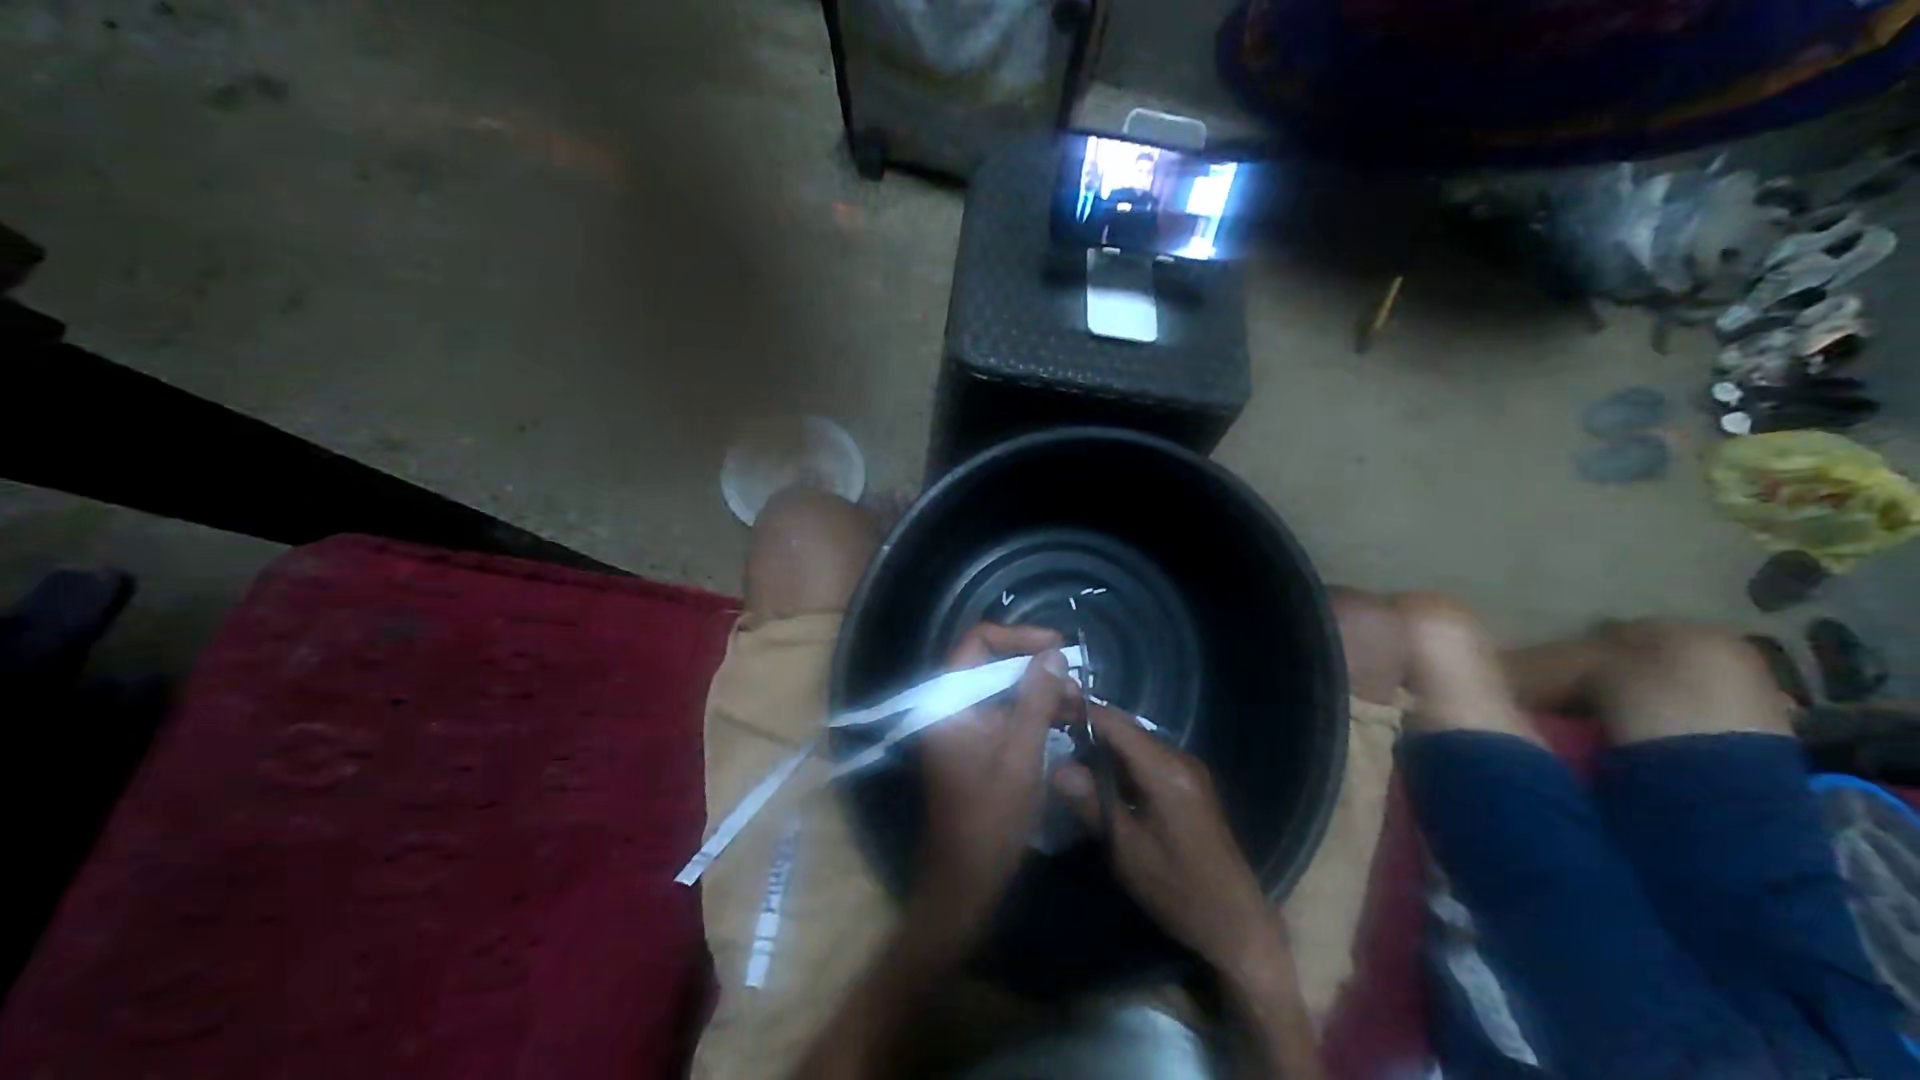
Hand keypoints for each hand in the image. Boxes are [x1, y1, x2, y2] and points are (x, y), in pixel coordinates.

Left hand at [913, 623, 1075, 936]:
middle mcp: (948, 706)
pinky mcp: (973, 746)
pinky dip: (1032, 714)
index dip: (1019, 636)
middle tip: (1077, 686)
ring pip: (1001, 690)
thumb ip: (1037, 699)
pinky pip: (1003, 714)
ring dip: (1039, 692)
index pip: (978, 641)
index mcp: (947, 701)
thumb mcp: (1021, 754)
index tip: (1058, 648)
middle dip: (1036, 668)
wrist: (965, 880)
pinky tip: (1065, 723)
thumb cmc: (990, 818)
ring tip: (1079, 708)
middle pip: (992, 663)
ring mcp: (960, 727)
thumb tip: (1054, 653)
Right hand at [1053, 705, 1285, 975]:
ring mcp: (1189, 773)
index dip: (1081, 713)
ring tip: (1067, 757)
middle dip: (1090, 729)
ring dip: (1104, 748)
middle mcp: (1180, 760)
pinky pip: (1149, 761)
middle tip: (1050, 736)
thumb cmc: (1177, 889)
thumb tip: (1057, 767)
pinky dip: (1122, 764)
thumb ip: (1091, 802)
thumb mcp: (1125, 848)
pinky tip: (1099, 780)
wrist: (1236, 924)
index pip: (1116, 724)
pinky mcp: (1190, 788)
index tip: (1047, 712)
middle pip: (1127, 729)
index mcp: (1165, 770)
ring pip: (1137, 745)